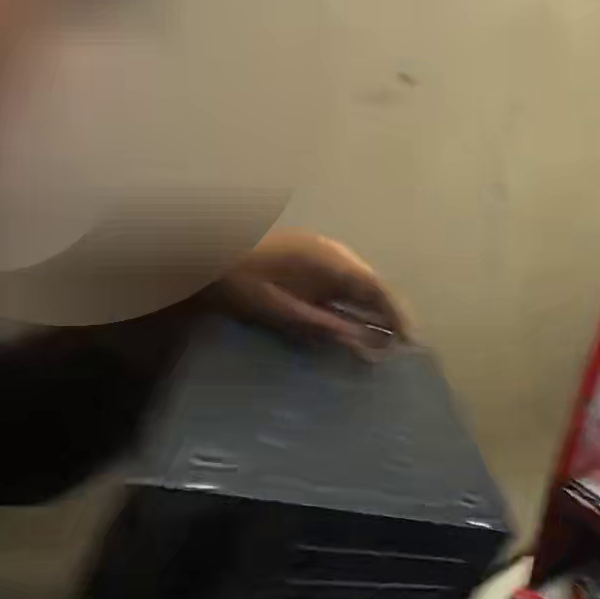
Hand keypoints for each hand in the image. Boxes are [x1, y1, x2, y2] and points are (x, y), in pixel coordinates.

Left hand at [220, 229, 407, 357]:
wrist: (190, 254)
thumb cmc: (235, 281)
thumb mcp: (279, 308)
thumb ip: (325, 325)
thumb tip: (367, 344)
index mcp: (331, 260)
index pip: (376, 288)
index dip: (397, 314)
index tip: (409, 340)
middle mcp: (335, 254)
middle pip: (373, 287)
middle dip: (388, 316)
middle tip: (401, 344)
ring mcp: (323, 256)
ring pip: (360, 287)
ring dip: (372, 312)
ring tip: (384, 338)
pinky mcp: (311, 262)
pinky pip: (344, 285)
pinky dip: (355, 305)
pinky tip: (358, 324)